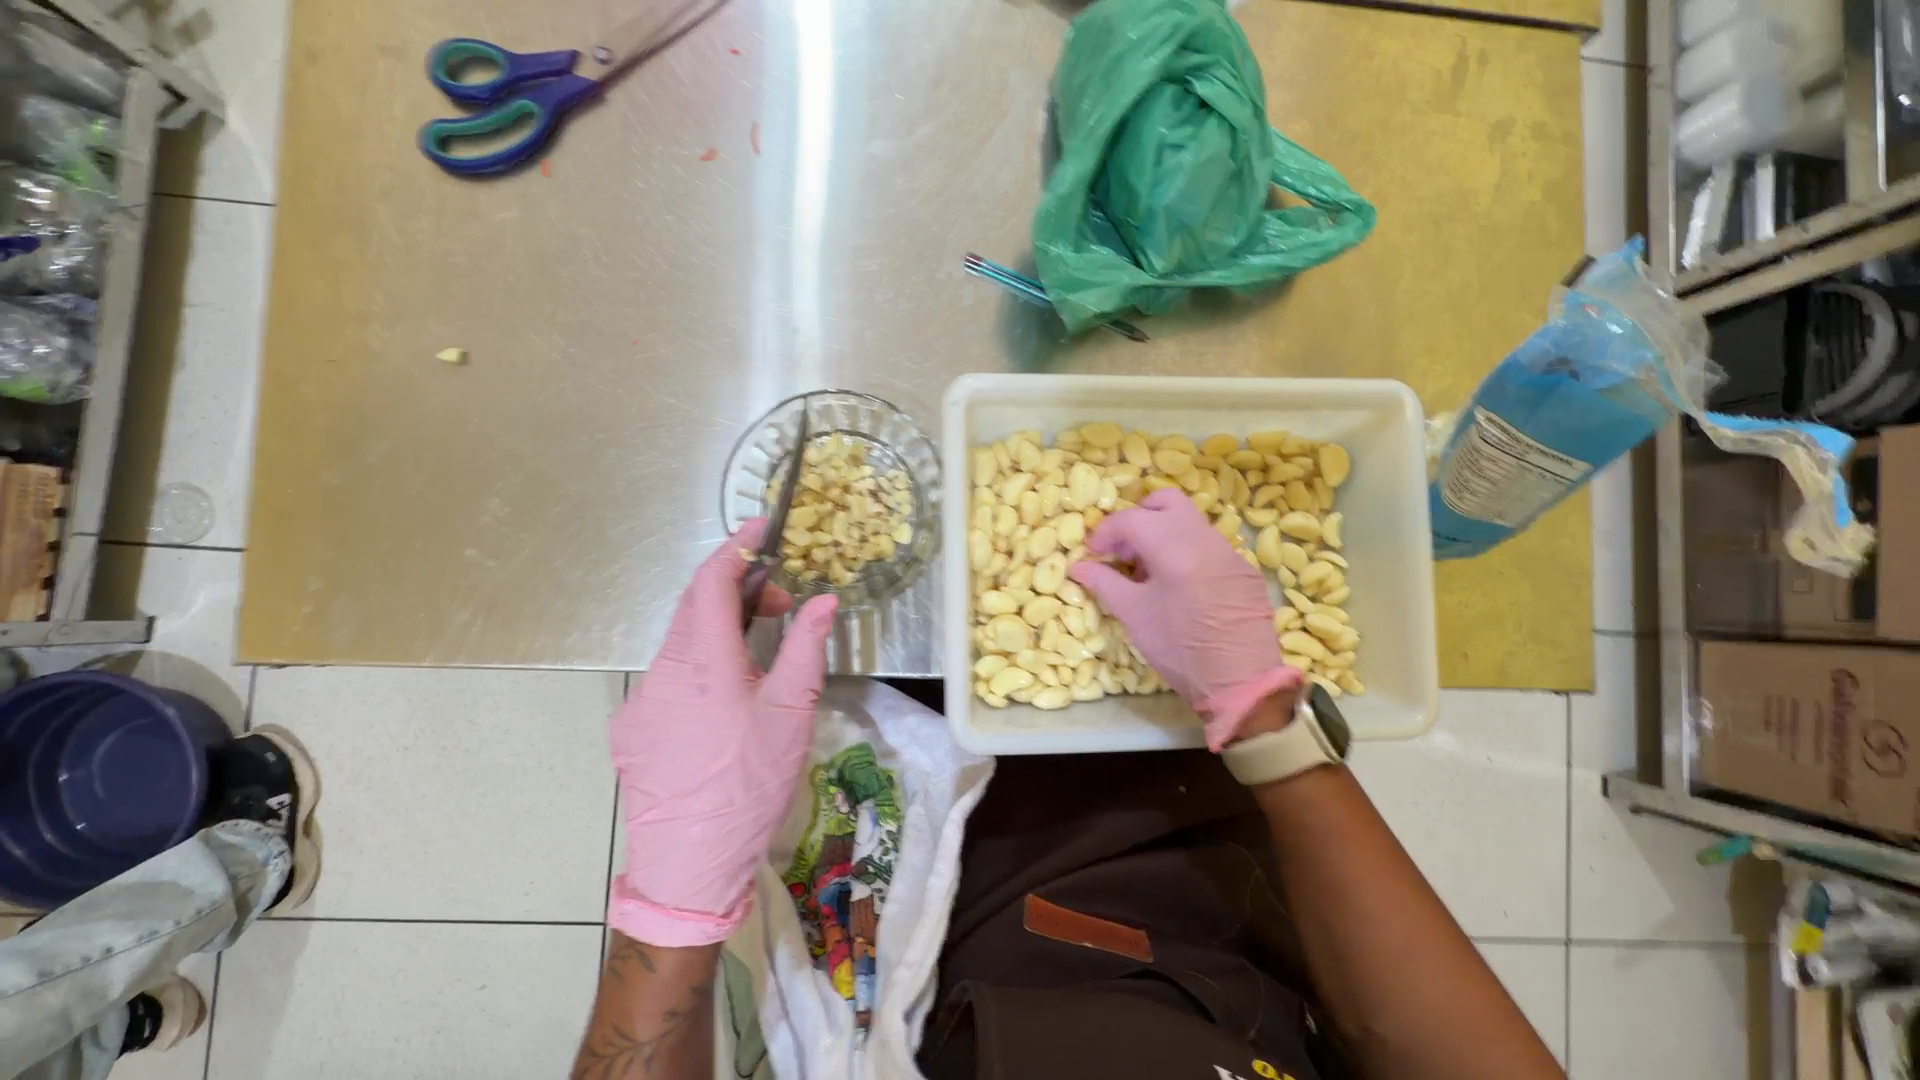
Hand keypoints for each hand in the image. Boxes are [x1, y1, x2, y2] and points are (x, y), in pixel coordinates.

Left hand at [607, 519, 838, 946]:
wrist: (691, 862)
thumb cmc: (752, 784)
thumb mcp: (792, 714)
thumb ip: (805, 648)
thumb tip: (824, 601)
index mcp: (703, 661)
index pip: (711, 580)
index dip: (736, 546)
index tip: (762, 526)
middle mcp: (663, 670)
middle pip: (695, 607)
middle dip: (737, 589)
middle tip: (782, 602)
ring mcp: (640, 700)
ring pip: (681, 642)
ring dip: (719, 630)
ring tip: (759, 657)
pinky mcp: (632, 728)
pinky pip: (668, 677)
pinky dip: (700, 665)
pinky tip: (725, 701)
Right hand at [1070, 488, 1301, 750]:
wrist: (1240, 682)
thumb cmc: (1180, 649)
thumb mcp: (1135, 615)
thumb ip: (1105, 583)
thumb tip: (1079, 566)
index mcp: (1175, 548)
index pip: (1132, 519)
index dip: (1105, 532)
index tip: (1093, 554)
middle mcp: (1205, 539)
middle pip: (1166, 502)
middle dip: (1137, 517)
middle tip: (1122, 550)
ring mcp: (1229, 552)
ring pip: (1189, 521)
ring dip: (1161, 533)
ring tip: (1146, 570)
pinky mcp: (1243, 569)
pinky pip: (1208, 545)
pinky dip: (1184, 552)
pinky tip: (1177, 586)